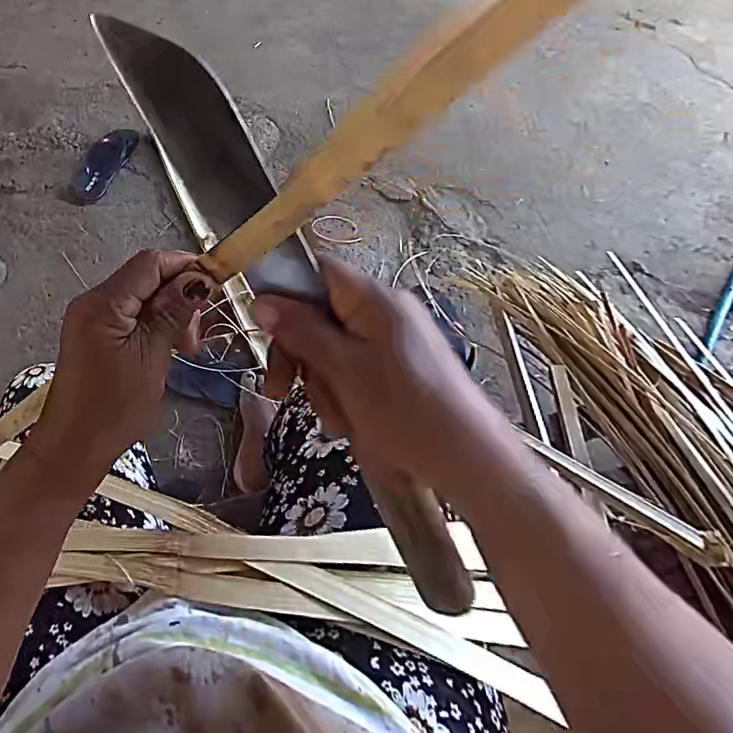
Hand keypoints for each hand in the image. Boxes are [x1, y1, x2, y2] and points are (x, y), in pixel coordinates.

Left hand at [32, 249, 212, 477]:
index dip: (185, 267)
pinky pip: (132, 314)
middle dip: (179, 294)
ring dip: (170, 311)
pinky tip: (169, 347)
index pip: (150, 263)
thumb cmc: (113, 408)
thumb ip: (173, 312)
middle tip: (196, 333)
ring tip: (186, 345)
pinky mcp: (95, 333)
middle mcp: (93, 301)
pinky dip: (155, 323)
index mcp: (102, 304)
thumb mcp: (151, 357)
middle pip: (146, 277)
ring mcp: (92, 317)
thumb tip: (198, 279)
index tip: (215, 285)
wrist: (74, 448)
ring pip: (142, 295)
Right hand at [253, 258, 519, 497]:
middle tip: (282, 391)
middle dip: (301, 354)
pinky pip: (353, 369)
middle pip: (319, 314)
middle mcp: (383, 310)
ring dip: (322, 383)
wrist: (471, 462)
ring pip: (331, 348)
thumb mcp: (343, 371)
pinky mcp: (398, 367)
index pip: (317, 270)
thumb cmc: (407, 412)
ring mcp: (392, 339)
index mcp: (373, 299)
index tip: (267, 331)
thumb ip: (301, 332)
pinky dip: (344, 394)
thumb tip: (262, 300)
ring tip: (339, 418)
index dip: (285, 294)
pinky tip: (353, 423)